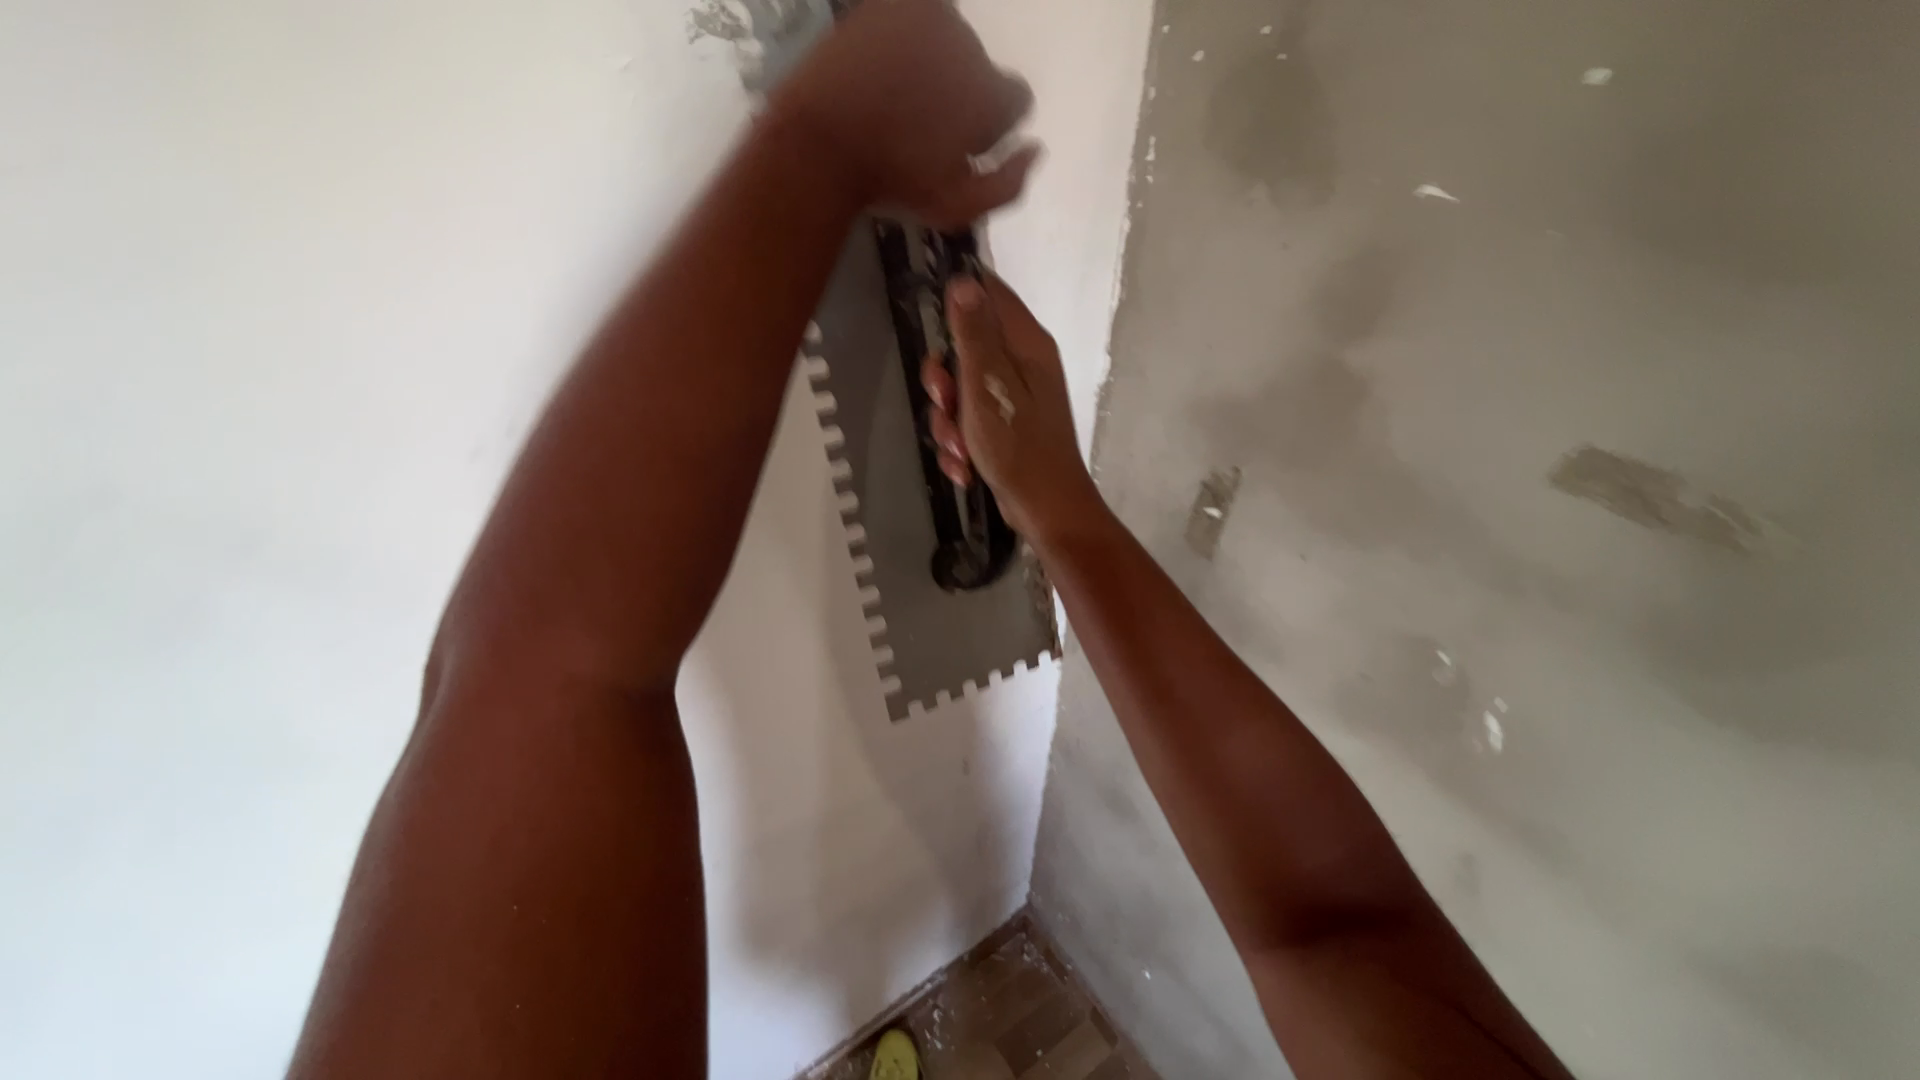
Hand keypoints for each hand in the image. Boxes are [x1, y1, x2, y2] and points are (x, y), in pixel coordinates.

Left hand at [770, 0, 1039, 227]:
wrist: (819, 146)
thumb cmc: (890, 185)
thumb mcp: (955, 209)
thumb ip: (1008, 185)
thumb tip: (1035, 149)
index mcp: (989, 95)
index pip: (1016, 100)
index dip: (990, 125)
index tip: (960, 142)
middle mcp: (969, 46)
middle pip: (980, 70)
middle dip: (960, 94)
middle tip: (920, 125)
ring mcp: (929, 18)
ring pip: (949, 43)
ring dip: (935, 66)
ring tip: (896, 99)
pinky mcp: (892, 3)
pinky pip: (918, 16)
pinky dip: (908, 39)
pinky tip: (885, 69)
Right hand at [921, 276, 1101, 541]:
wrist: (1044, 509)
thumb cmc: (1017, 445)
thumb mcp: (987, 384)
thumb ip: (974, 333)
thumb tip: (963, 280)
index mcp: (1026, 343)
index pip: (988, 293)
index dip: (957, 303)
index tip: (937, 332)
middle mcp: (1023, 364)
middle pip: (965, 348)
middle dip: (945, 382)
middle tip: (946, 404)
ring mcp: (1014, 398)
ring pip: (961, 392)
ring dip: (949, 423)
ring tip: (959, 448)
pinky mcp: (1006, 428)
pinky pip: (970, 423)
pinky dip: (961, 445)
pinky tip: (965, 467)